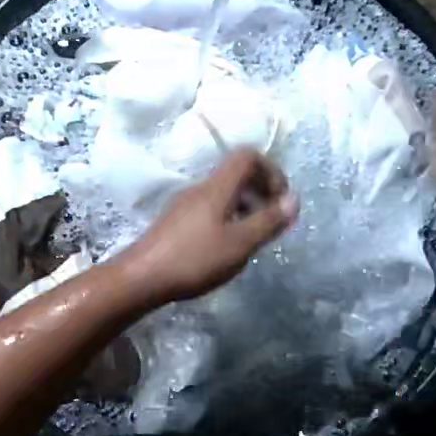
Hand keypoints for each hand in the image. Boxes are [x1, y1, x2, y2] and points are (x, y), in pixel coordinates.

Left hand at [117, 149, 299, 304]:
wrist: (141, 278)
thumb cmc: (194, 259)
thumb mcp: (240, 243)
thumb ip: (269, 221)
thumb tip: (294, 199)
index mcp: (218, 187)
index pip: (248, 156)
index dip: (271, 171)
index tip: (281, 200)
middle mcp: (202, 189)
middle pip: (237, 173)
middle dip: (263, 190)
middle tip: (274, 220)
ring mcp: (186, 205)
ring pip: (225, 193)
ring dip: (247, 207)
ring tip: (255, 236)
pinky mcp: (178, 222)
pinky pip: (213, 208)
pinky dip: (230, 218)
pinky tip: (229, 247)